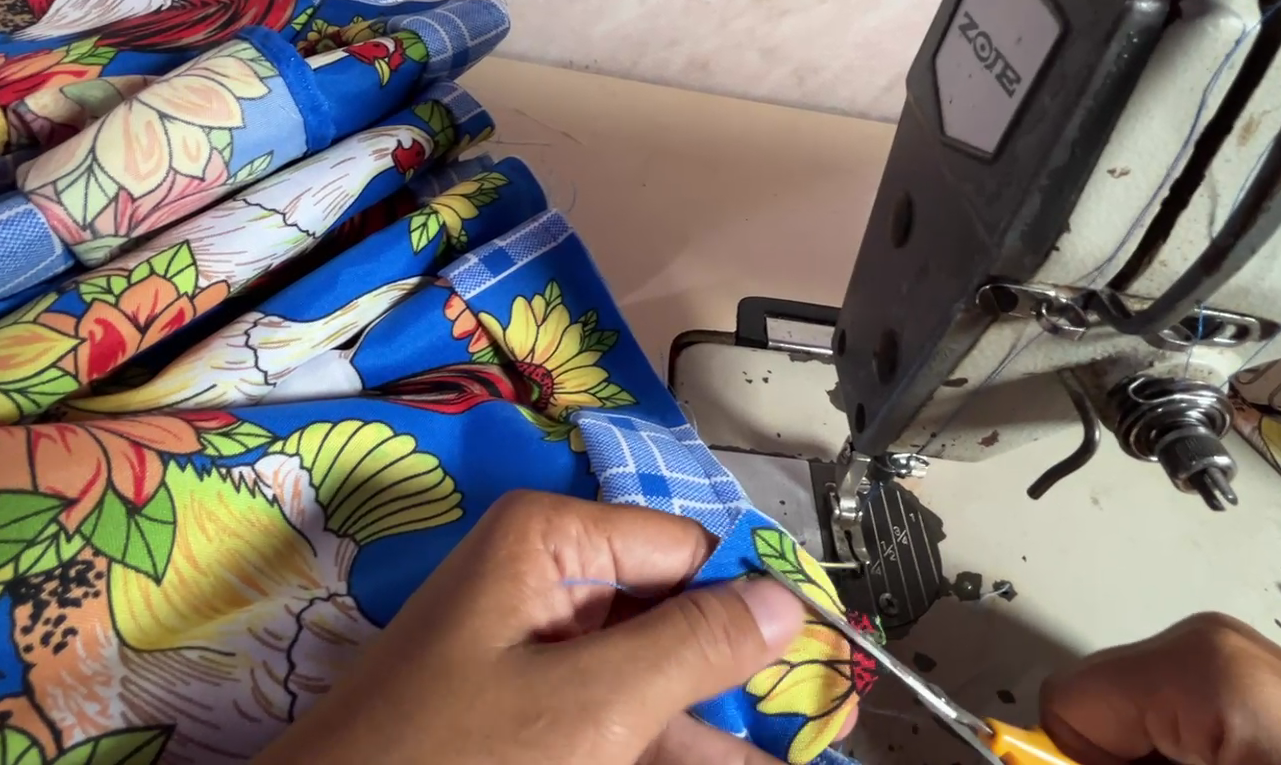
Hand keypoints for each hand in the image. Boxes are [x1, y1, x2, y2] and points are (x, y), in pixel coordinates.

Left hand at [255, 490, 813, 764]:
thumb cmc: (456, 758)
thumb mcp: (588, 706)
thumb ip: (693, 646)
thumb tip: (785, 599)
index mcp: (553, 538)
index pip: (685, 547)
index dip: (754, 596)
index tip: (823, 646)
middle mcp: (549, 573)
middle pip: (673, 611)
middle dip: (743, 670)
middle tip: (822, 714)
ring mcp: (539, 643)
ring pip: (653, 674)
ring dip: (715, 725)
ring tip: (798, 747)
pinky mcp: (531, 704)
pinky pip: (618, 714)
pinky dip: (668, 746)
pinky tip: (728, 760)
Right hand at [1039, 613, 1280, 764]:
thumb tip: (1034, 762)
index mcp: (1194, 668)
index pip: (1064, 703)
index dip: (1073, 764)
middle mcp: (1205, 642)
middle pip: (1100, 706)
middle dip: (1122, 764)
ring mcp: (1238, 657)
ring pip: (1139, 715)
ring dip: (1156, 764)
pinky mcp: (1262, 681)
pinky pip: (1182, 715)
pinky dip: (1188, 755)